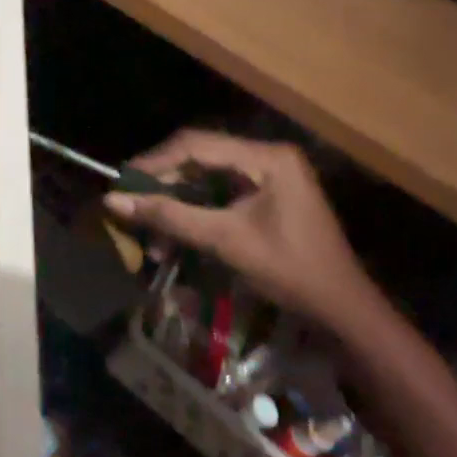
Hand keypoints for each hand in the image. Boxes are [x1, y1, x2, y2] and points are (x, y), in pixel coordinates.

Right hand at [104, 130, 379, 326]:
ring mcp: (270, 177)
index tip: (121, 183)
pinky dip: (194, 213)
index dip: (154, 162)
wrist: (343, 310)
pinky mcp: (268, 197)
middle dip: (162, 186)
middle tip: (131, 206)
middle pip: (199, 159)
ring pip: (205, 179)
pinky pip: (219, 195)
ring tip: (151, 233)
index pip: (195, 145)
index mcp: (267, 157)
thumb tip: (113, 201)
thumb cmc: (290, 270)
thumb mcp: (225, 240)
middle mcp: (268, 157)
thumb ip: (169, 216)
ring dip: (175, 204)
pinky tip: (175, 237)